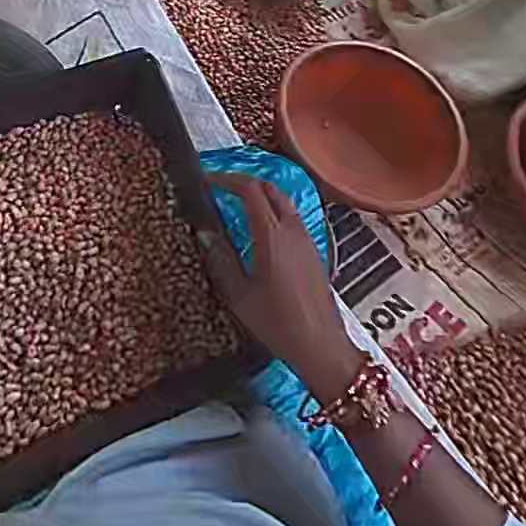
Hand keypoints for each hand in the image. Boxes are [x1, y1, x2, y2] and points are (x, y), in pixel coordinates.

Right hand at [204, 174, 359, 388]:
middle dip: (245, 183)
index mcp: (272, 236)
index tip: (208, 181)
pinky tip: (260, 232)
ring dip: (262, 197)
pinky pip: (293, 219)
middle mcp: (293, 230)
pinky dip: (274, 213)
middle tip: (222, 190)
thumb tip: (205, 233)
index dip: (227, 179)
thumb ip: (221, 260)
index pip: (250, 190)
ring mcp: (307, 240)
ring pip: (285, 203)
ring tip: (238, 207)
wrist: (321, 346)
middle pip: (271, 189)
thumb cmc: (277, 323)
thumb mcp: (239, 295)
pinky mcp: (314, 252)